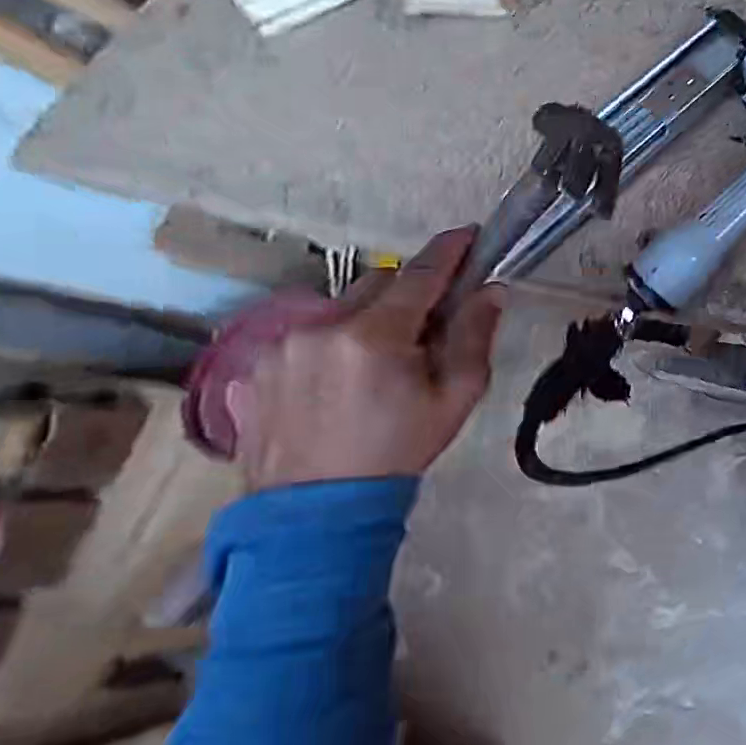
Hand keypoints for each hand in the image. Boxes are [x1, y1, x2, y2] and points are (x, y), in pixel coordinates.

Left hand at [231, 226, 503, 489]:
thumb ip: (475, 334)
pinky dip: (333, 341)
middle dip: (411, 290)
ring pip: (341, 308)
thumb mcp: (458, 394)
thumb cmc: (401, 447)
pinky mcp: (254, 368)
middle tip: (433, 321)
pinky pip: (306, 335)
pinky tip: (343, 378)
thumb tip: (491, 289)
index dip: (449, 250)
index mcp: (374, 334)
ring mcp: (280, 346)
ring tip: (383, 359)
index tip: (469, 233)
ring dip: (371, 316)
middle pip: (379, 282)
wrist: (315, 511)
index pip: (420, 273)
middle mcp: (321, 327)